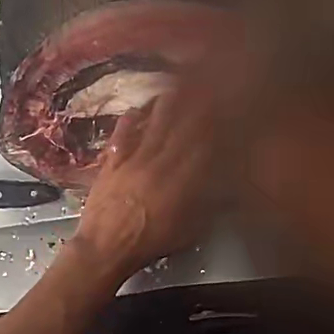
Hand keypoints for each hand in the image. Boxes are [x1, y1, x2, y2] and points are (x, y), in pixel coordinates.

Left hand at [69, 87, 217, 279]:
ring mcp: (134, 161)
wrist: (105, 247)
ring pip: (154, 126)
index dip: (216, 126)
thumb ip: (208, 207)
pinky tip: (136, 109)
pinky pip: (123, 135)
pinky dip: (130, 120)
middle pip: (181, 128)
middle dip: (196, 106)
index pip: (204, 145)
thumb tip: (227, 189)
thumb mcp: (188, 231)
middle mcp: (160, 165)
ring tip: (176, 87)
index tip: (225, 109)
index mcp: (182, 182)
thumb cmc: (150, 244)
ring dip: (167, 105)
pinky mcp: (112, 162)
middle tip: (206, 87)